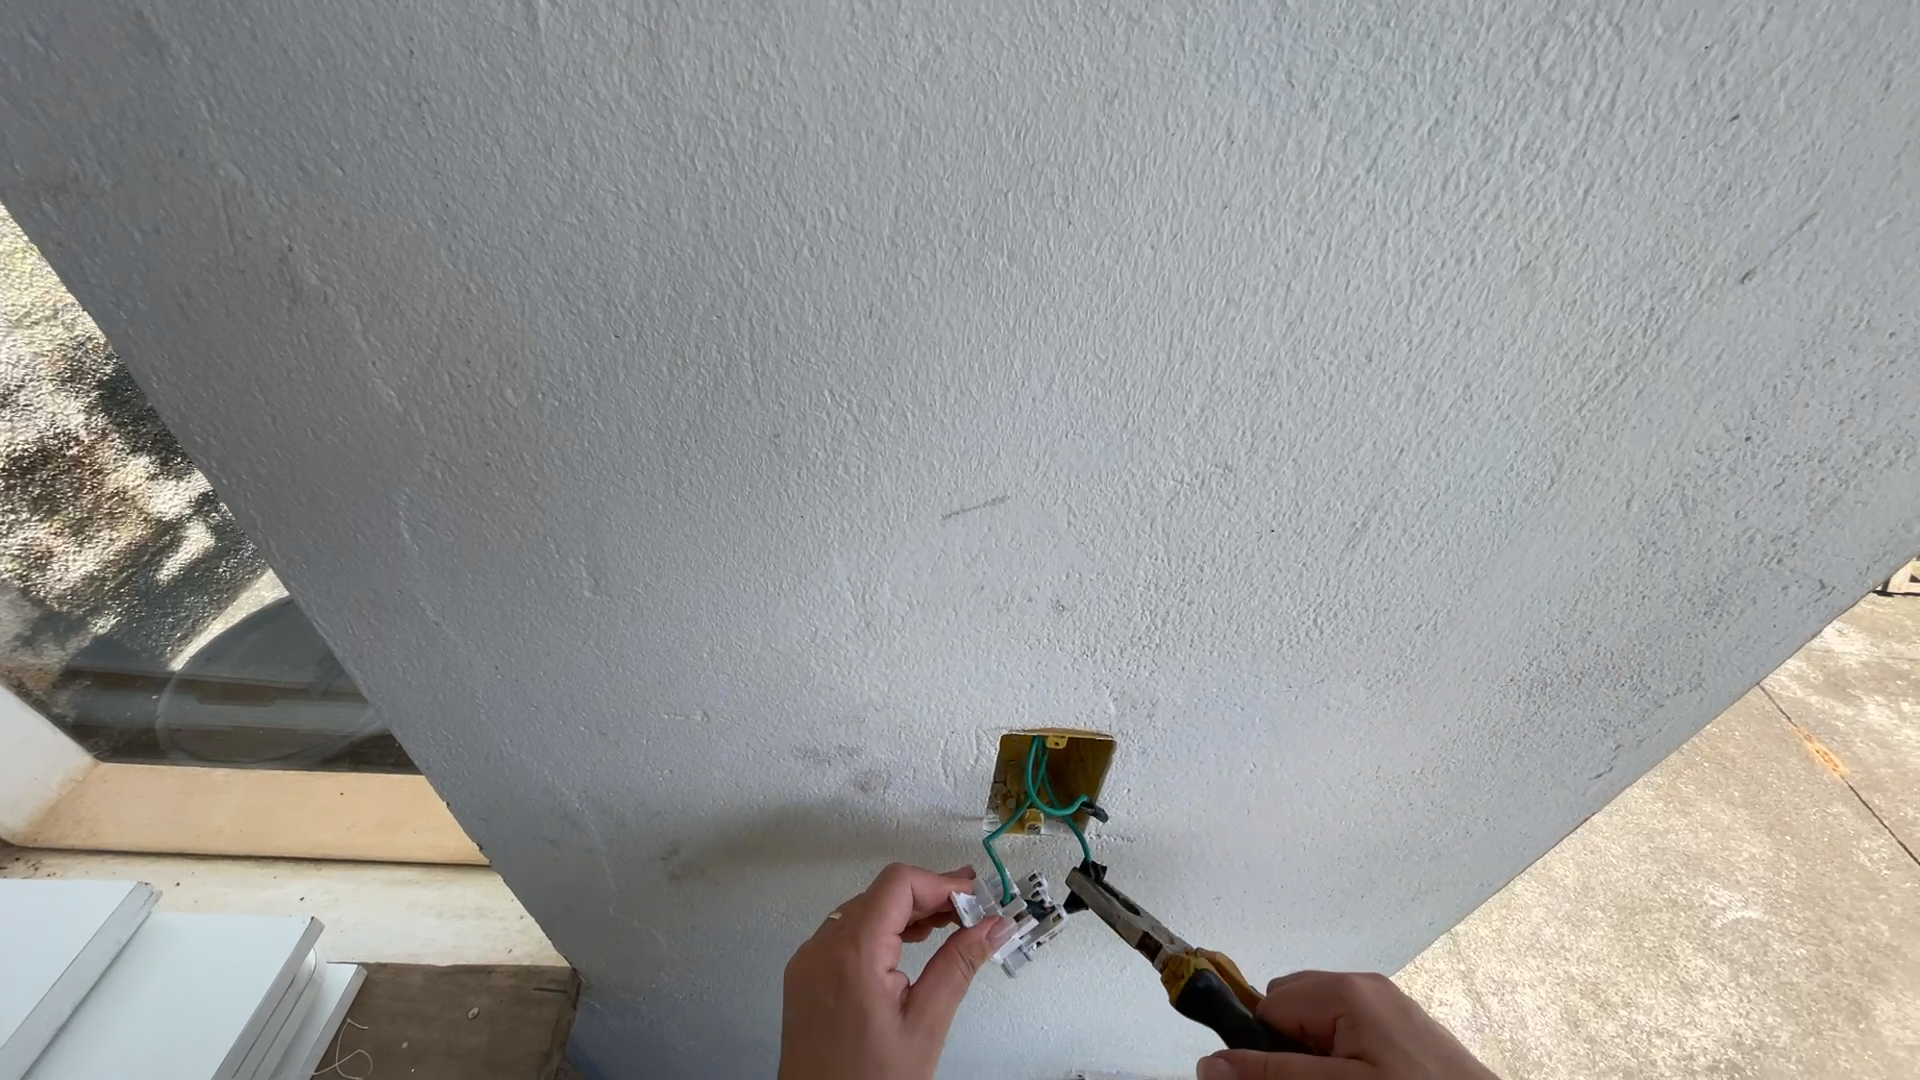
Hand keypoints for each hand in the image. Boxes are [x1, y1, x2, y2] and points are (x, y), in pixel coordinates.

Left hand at [780, 863, 1014, 1079]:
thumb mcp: (925, 1027)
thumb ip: (958, 965)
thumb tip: (993, 925)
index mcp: (851, 954)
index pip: (898, 884)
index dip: (941, 882)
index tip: (976, 896)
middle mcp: (821, 948)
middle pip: (882, 893)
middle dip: (929, 894)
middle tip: (973, 907)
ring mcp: (809, 960)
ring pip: (864, 908)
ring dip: (907, 910)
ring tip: (950, 923)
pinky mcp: (806, 975)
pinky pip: (847, 931)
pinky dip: (881, 928)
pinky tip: (909, 942)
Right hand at [1198, 971, 1497, 1079]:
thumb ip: (1274, 1076)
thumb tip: (1207, 1065)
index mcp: (1345, 991)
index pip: (1268, 1006)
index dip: (1267, 1049)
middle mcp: (1364, 983)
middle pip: (1290, 1004)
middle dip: (1290, 1047)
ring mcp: (1387, 1001)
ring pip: (1317, 1016)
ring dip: (1316, 1050)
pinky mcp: (1405, 1021)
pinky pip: (1348, 1024)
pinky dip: (1344, 1051)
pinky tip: (1368, 1079)